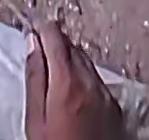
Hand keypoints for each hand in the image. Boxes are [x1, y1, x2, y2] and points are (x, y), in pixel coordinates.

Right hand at [26, 19, 122, 139]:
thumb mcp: (35, 120)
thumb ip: (34, 76)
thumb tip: (32, 43)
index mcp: (67, 82)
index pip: (55, 36)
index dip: (42, 27)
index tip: (33, 27)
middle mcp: (91, 84)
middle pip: (72, 46)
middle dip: (55, 43)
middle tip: (40, 50)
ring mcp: (106, 97)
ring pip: (86, 61)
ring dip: (70, 59)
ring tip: (55, 73)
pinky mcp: (116, 110)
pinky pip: (97, 80)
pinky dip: (84, 77)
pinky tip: (74, 93)